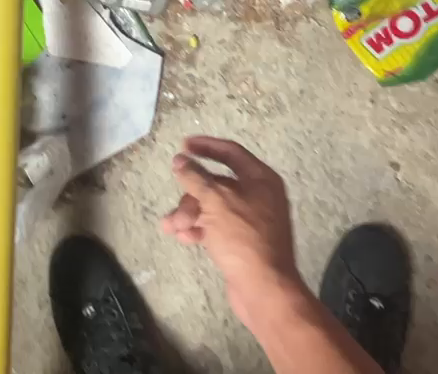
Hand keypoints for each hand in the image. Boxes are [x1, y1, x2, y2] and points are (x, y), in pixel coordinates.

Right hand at [159, 136, 301, 320]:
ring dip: (190, 214)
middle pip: (217, 183)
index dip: (206, 147)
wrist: (265, 291)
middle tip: (177, 209)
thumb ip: (196, 177)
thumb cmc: (243, 238)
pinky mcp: (243, 241)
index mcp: (260, 179)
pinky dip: (200, 228)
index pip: (231, 152)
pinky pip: (217, 226)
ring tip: (172, 228)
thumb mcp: (216, 201)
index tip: (183, 145)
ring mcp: (252, 220)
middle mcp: (259, 195)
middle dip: (192, 195)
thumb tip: (180, 160)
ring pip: (213, 206)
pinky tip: (183, 237)